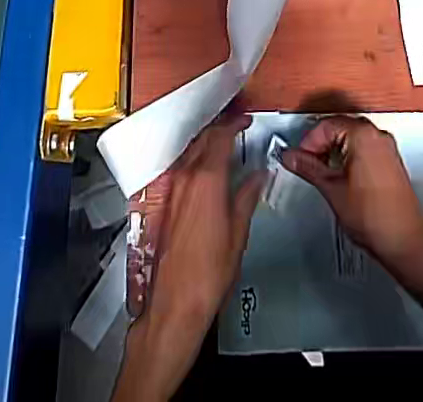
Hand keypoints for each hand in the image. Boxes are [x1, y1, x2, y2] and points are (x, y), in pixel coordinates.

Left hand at [116, 113, 263, 401]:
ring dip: (207, 140)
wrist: (175, 303)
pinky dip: (196, 156)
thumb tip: (257, 175)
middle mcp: (185, 178)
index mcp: (206, 180)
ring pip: (190, 150)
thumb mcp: (238, 232)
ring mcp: (172, 189)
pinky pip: (182, 166)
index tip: (246, 120)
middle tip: (238, 126)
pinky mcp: (165, 203)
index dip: (234, 124)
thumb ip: (246, 197)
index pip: (220, 138)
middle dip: (221, 127)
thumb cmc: (210, 272)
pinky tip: (206, 166)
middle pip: (203, 139)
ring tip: (225, 141)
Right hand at [279, 116, 422, 272]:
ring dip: (334, 149)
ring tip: (322, 171)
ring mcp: (387, 148)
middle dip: (320, 144)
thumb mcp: (332, 189)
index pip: (326, 125)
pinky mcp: (391, 162)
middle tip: (306, 162)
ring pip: (352, 136)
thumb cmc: (377, 219)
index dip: (308, 142)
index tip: (299, 158)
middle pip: (340, 126)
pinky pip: (365, 147)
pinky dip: (349, 155)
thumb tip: (293, 157)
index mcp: (363, 135)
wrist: (404, 242)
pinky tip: (341, 176)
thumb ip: (308, 167)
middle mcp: (378, 136)